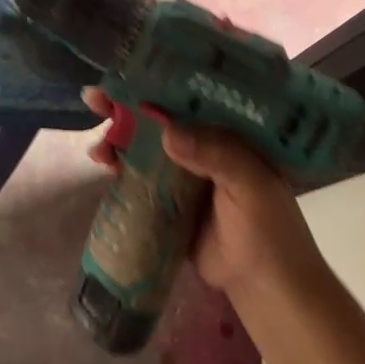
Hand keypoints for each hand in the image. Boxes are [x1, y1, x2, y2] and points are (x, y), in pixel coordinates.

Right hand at [83, 87, 324, 293]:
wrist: (264, 287)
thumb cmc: (270, 230)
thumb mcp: (252, 186)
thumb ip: (215, 155)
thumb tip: (167, 131)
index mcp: (227, 133)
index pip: (188, 98)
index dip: (156, 84)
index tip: (125, 76)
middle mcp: (201, 145)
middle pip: (156, 118)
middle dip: (123, 107)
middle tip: (95, 100)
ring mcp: (180, 172)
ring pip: (140, 145)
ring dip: (116, 138)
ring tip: (98, 148)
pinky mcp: (165, 198)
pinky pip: (136, 174)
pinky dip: (117, 165)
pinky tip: (102, 163)